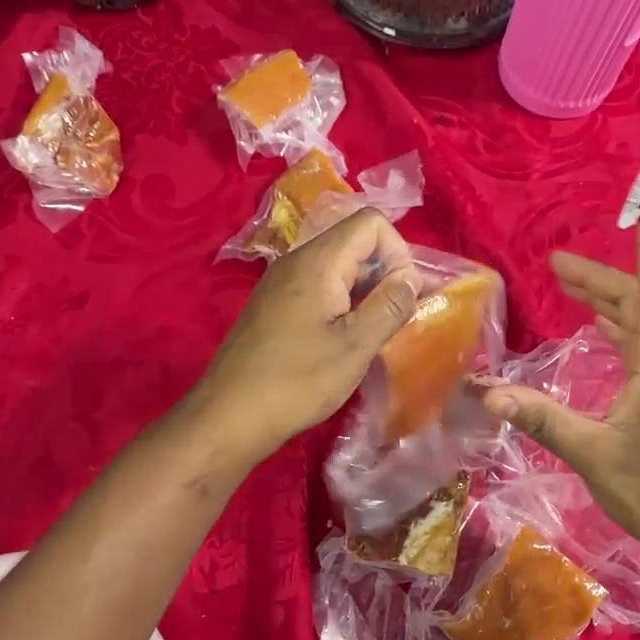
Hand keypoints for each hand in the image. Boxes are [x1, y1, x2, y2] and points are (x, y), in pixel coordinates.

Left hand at [193, 208, 419, 459]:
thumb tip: (411, 278)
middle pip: (354, 241)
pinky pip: (319, 286)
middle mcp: (297, 260)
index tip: (403, 296)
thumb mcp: (356, 346)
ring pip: (338, 266)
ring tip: (376, 331)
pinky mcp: (274, 305)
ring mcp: (281, 282)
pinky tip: (345, 339)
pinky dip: (342, 302)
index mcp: (318, 261)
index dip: (398, 252)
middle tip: (399, 316)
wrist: (228, 416)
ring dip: (365, 290)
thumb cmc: (297, 381)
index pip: (371, 223)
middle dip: (386, 271)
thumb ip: (390, 305)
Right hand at [479, 215, 639, 567]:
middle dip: (601, 277)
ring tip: (569, 284)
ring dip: (608, 300)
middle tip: (555, 263)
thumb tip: (487, 393)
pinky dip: (617, 327)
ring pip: (639, 324)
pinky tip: (598, 328)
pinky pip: (639, 346)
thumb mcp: (592, 455)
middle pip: (639, 304)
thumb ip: (542, 419)